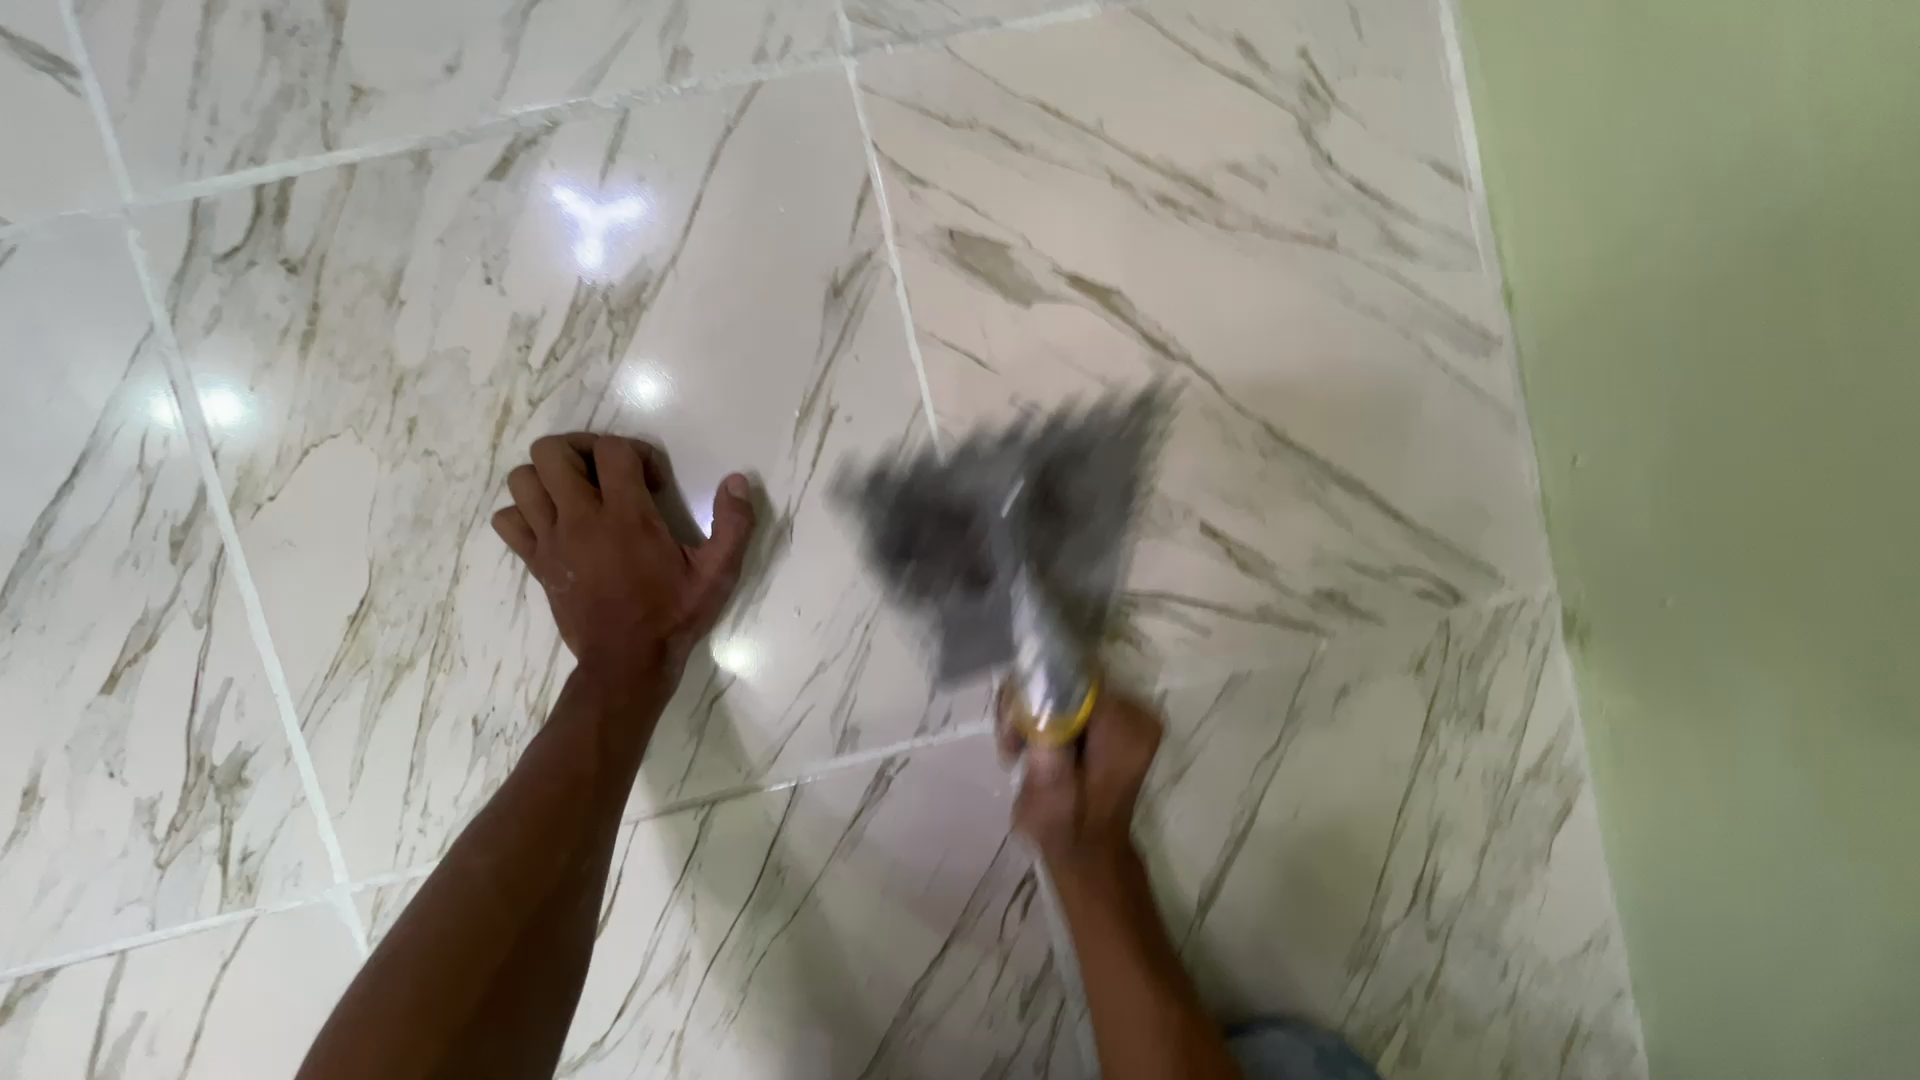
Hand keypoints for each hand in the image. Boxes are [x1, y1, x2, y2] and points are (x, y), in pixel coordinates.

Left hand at [492, 433, 756, 676]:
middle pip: (551, 452)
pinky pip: (508, 519)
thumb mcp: (718, 573)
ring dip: (549, 478)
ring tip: (580, 495)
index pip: (612, 450)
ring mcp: (551, 540)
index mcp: (626, 517)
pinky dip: (525, 513)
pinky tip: (556, 525)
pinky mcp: (536, 562)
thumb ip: (734, 524)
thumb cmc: (674, 615)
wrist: (628, 662)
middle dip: (582, 451)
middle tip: (608, 475)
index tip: (653, 483)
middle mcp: (580, 519)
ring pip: (522, 479)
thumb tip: (737, 481)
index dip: (636, 452)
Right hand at [997, 684, 1163, 874]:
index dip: (1031, 695)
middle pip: (1065, 677)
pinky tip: (1031, 744)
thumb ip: (1046, 733)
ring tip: (1016, 751)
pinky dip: (1044, 715)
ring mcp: (1125, 713)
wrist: (1088, 853)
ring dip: (1031, 712)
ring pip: (1062, 684)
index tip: (1011, 733)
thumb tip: (1034, 688)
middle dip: (1028, 705)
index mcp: (1125, 727)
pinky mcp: (1113, 719)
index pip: (1070, 678)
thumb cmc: (1066, 828)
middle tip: (1010, 747)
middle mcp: (1133, 711)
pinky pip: (1068, 698)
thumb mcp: (1047, 788)